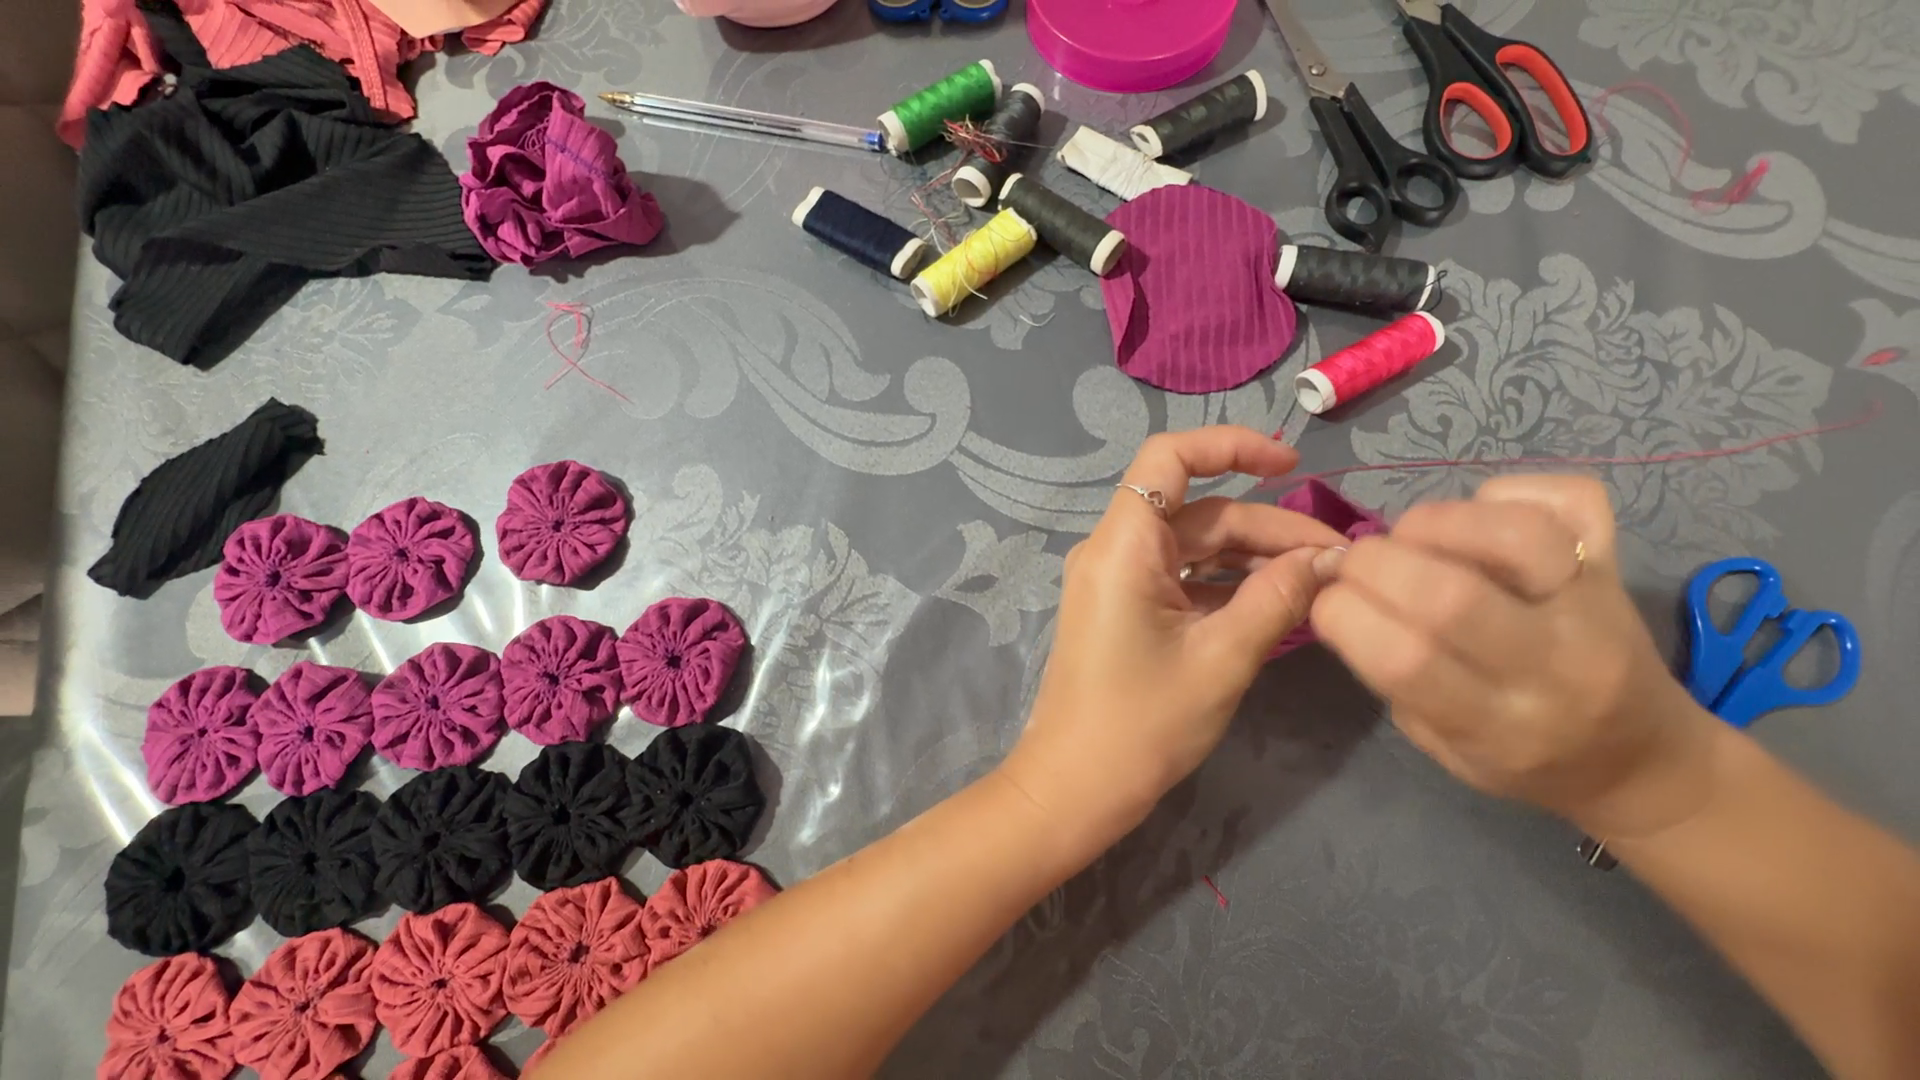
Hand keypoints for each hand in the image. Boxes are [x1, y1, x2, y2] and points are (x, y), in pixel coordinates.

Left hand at [1000, 427, 1348, 857]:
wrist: (1075, 787)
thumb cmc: (1143, 723)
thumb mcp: (1222, 658)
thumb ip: (1278, 598)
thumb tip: (1333, 558)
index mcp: (1122, 545)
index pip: (1168, 458)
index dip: (1230, 446)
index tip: (1290, 464)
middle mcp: (1113, 550)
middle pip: (1197, 511)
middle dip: (1267, 528)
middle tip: (1339, 560)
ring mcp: (1115, 581)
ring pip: (1192, 545)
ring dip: (1251, 557)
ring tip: (1318, 582)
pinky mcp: (1123, 610)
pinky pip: (1179, 577)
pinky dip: (1224, 583)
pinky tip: (1275, 603)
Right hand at [1310, 475, 1720, 836]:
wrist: (1638, 760)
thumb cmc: (1518, 758)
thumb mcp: (1438, 744)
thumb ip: (1390, 676)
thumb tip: (1341, 592)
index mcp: (1500, 727)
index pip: (1405, 659)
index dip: (1341, 614)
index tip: (1327, 604)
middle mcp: (1555, 666)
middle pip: (1449, 594)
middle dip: (1371, 564)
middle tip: (1354, 564)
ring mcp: (1596, 606)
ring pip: (1516, 534)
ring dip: (1433, 522)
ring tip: (1410, 536)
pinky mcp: (1617, 562)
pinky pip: (1569, 499)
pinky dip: (1508, 492)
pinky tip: (1479, 518)